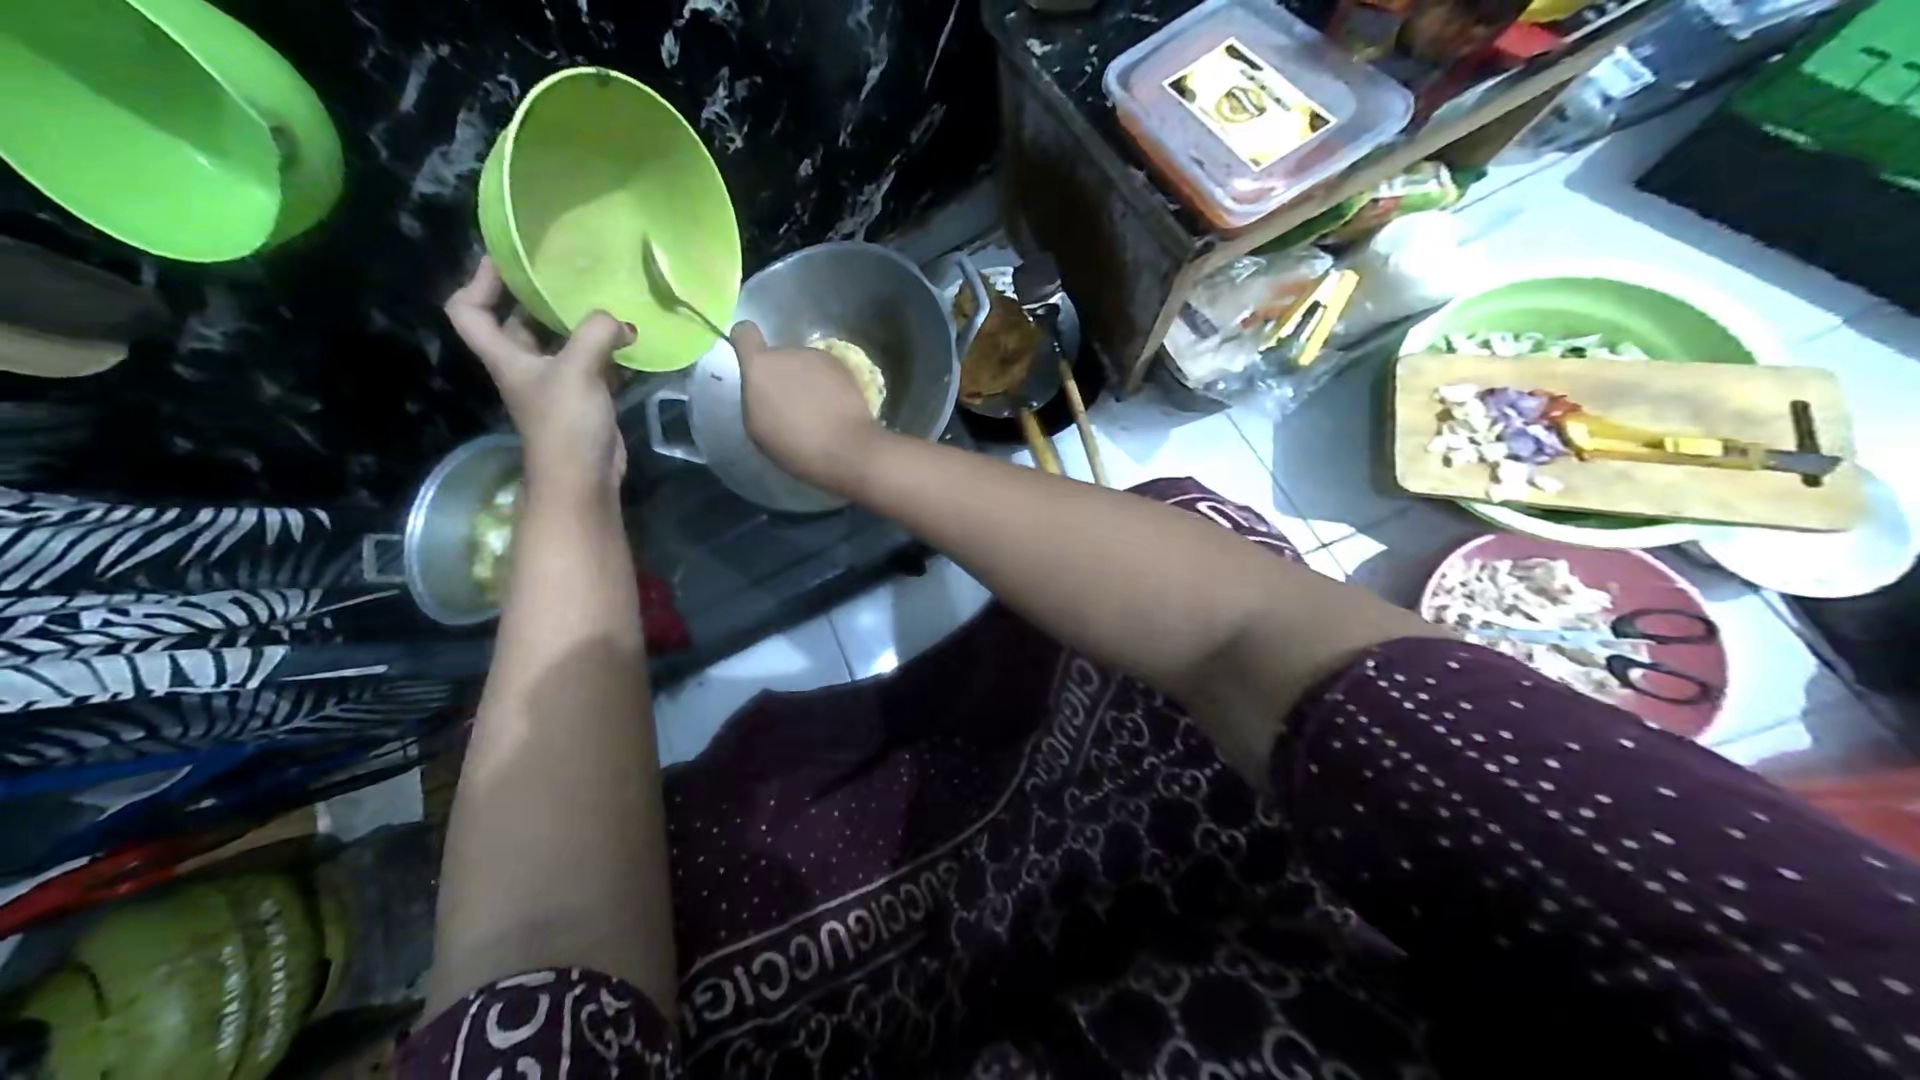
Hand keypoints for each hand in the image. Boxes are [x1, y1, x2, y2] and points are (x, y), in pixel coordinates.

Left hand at [445, 258, 635, 498]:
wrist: (583, 477)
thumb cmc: (565, 422)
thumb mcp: (577, 370)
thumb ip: (596, 334)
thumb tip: (621, 322)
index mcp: (506, 355)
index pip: (469, 311)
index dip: (478, 282)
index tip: (506, 261)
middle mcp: (527, 366)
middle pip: (520, 321)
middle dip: (540, 298)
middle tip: (569, 273)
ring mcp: (558, 384)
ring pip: (563, 342)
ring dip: (581, 324)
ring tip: (607, 300)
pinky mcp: (587, 398)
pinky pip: (594, 364)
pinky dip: (610, 351)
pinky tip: (631, 341)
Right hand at [732, 320, 886, 492]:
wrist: (846, 447)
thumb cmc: (794, 445)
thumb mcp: (757, 427)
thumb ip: (755, 397)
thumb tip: (763, 388)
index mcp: (760, 367)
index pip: (745, 333)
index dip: (746, 342)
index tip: (751, 359)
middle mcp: (788, 352)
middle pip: (779, 356)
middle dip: (782, 374)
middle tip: (792, 404)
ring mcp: (818, 357)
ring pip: (804, 364)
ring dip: (806, 379)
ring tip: (816, 409)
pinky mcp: (843, 366)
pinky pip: (826, 371)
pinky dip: (827, 384)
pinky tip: (834, 407)